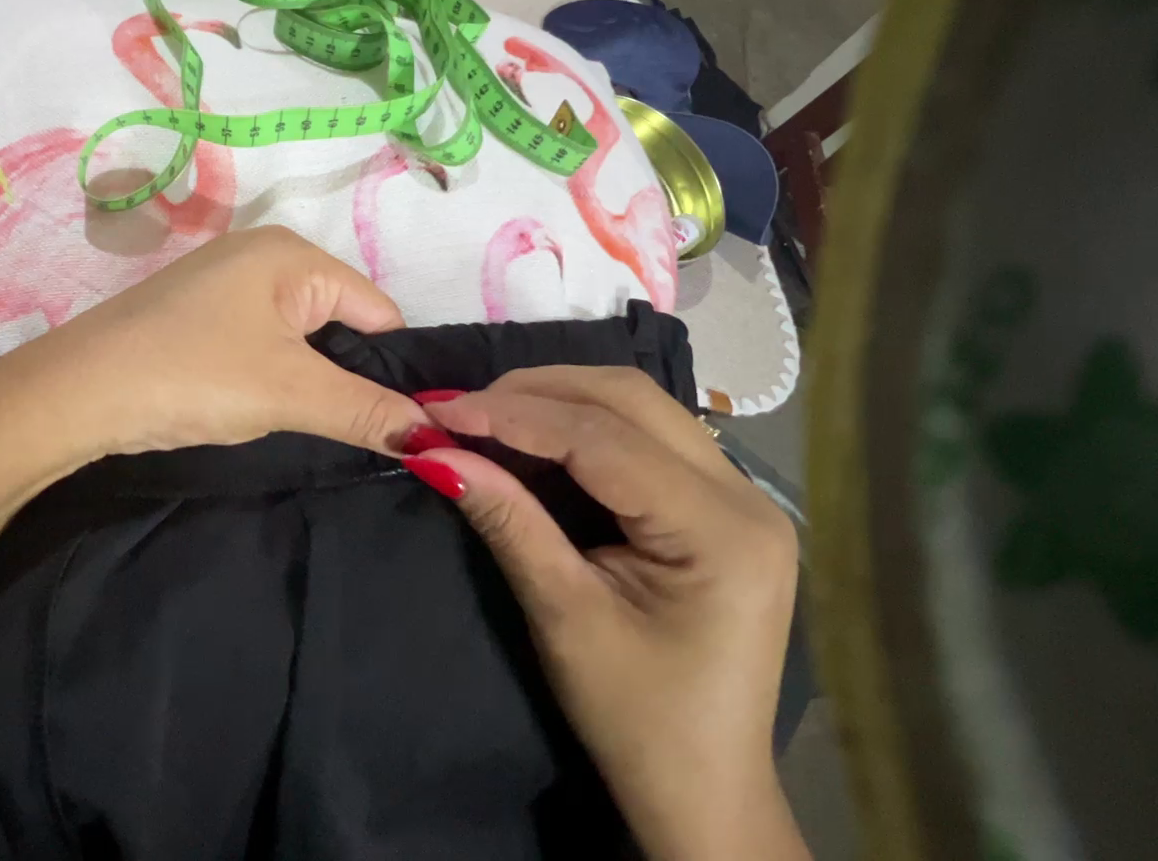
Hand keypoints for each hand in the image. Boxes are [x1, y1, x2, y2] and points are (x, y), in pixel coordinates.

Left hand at [3, 226, 429, 457]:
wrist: (77, 392)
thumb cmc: (193, 375)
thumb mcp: (289, 392)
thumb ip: (366, 411)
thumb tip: (437, 440)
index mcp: (293, 254)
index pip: (379, 311)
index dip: (394, 370)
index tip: (403, 426)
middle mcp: (261, 255)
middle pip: (339, 321)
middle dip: (348, 376)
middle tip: (354, 432)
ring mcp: (222, 284)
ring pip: (298, 337)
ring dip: (308, 381)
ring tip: (303, 423)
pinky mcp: (196, 316)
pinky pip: (259, 342)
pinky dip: (270, 375)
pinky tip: (258, 407)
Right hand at [406, 368, 807, 860]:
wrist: (702, 784)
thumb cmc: (634, 714)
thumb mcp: (561, 613)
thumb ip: (506, 519)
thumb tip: (432, 453)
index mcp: (718, 530)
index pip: (600, 437)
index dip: (511, 413)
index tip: (435, 411)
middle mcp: (744, 494)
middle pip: (628, 399)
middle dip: (533, 391)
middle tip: (456, 409)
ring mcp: (740, 495)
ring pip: (638, 406)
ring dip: (555, 398)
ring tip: (483, 415)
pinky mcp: (720, 504)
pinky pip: (644, 435)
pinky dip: (579, 424)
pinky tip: (531, 434)